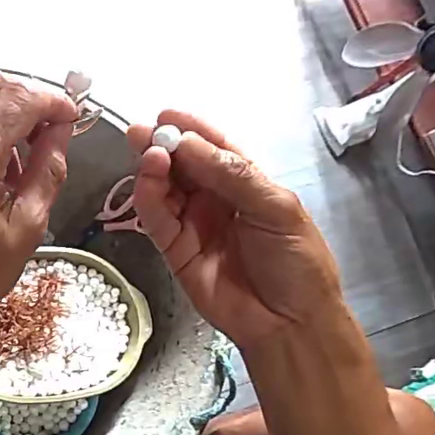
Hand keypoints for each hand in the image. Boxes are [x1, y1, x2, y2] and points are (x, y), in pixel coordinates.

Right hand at [130, 111, 345, 350]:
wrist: (288, 320)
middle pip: (182, 167)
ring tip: (147, 154)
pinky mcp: (175, 251)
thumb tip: (186, 145)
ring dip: (153, 170)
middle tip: (139, 131)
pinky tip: (147, 181)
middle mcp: (215, 200)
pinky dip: (148, 199)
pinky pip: (157, 221)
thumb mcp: (275, 207)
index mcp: (245, 184)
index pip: (214, 149)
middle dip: (161, 146)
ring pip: (165, 191)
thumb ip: (232, 175)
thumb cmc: (295, 261)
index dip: (191, 130)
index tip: (165, 114)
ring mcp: (193, 225)